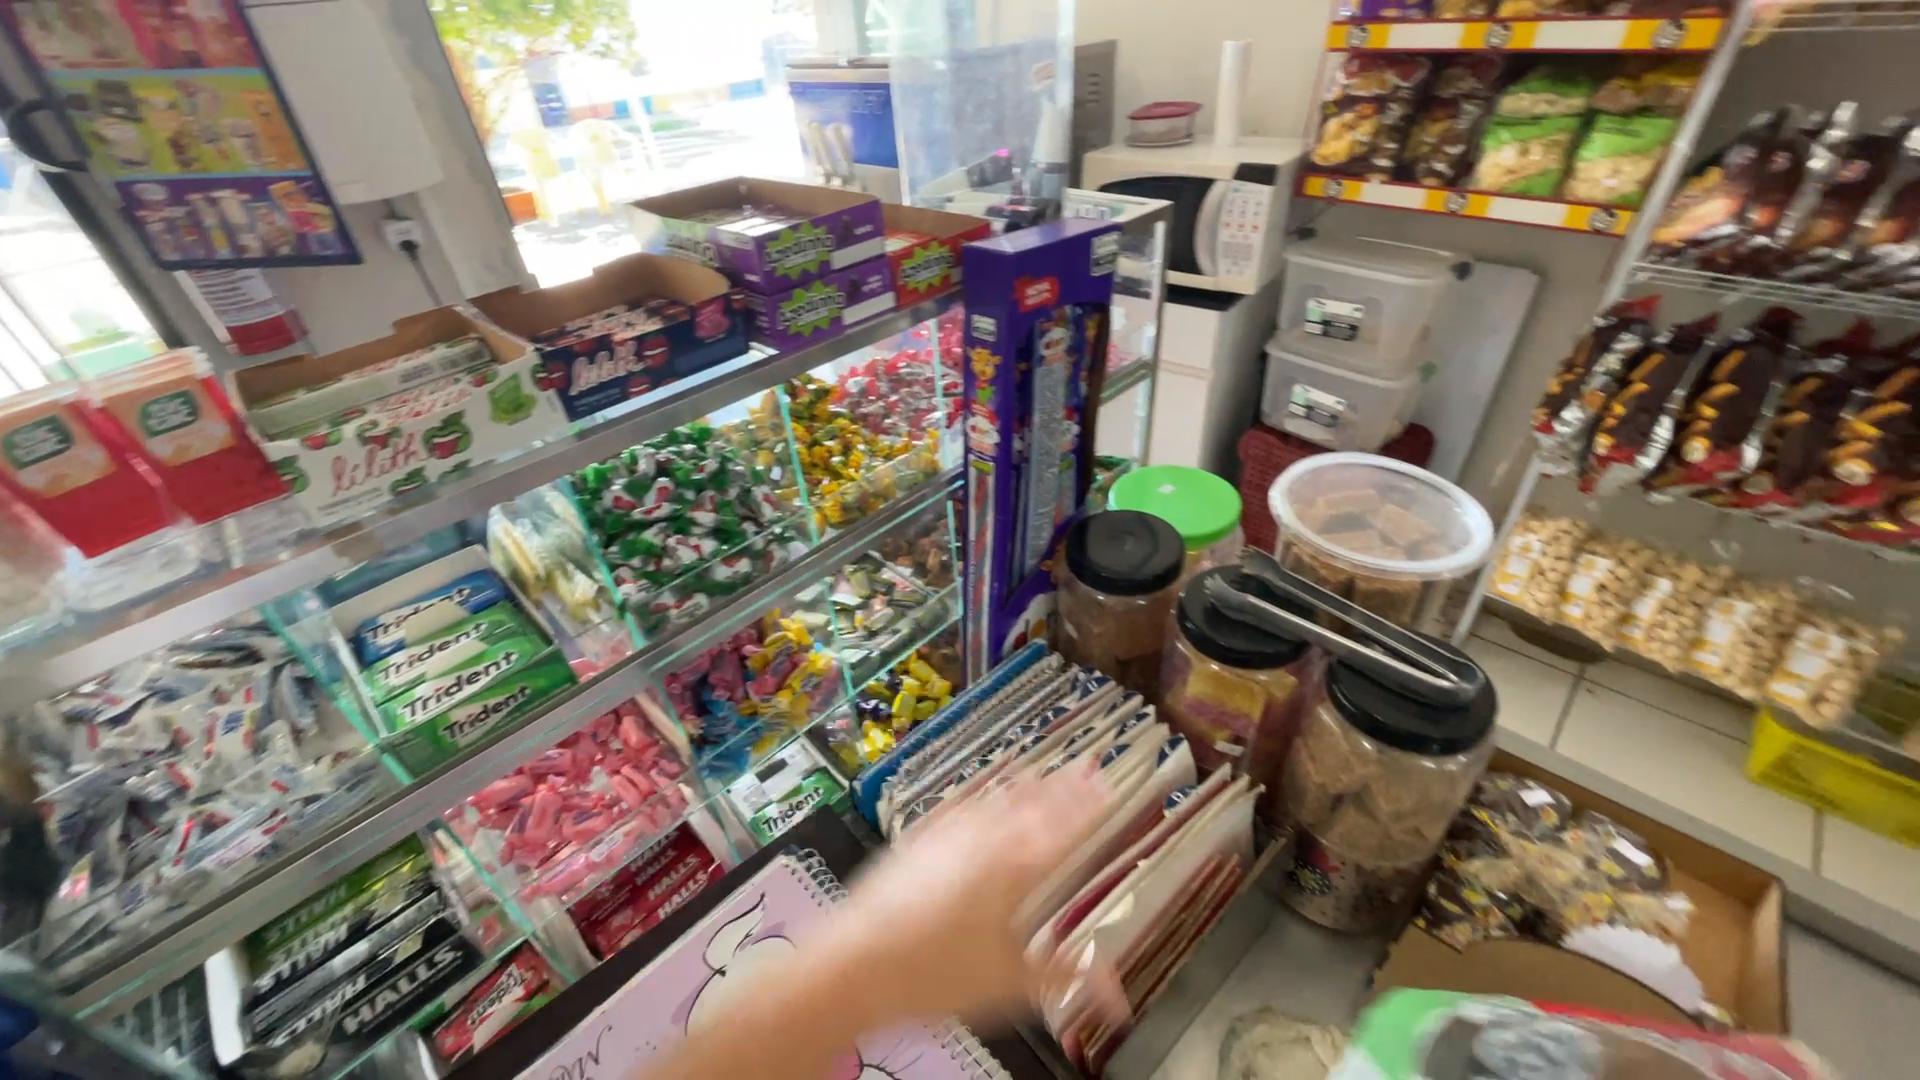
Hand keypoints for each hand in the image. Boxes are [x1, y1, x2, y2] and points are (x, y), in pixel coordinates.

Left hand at [813, 766, 1128, 1031]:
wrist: (855, 961)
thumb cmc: (936, 974)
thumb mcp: (1009, 983)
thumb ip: (1065, 976)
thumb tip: (1119, 993)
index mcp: (1014, 869)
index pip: (1062, 828)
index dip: (1088, 805)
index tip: (1108, 782)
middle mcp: (984, 839)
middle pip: (1033, 804)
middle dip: (1063, 785)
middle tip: (1087, 764)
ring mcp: (949, 833)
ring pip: (996, 799)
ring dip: (1025, 783)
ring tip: (1043, 767)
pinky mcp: (919, 836)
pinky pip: (958, 803)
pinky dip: (979, 791)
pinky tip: (982, 786)